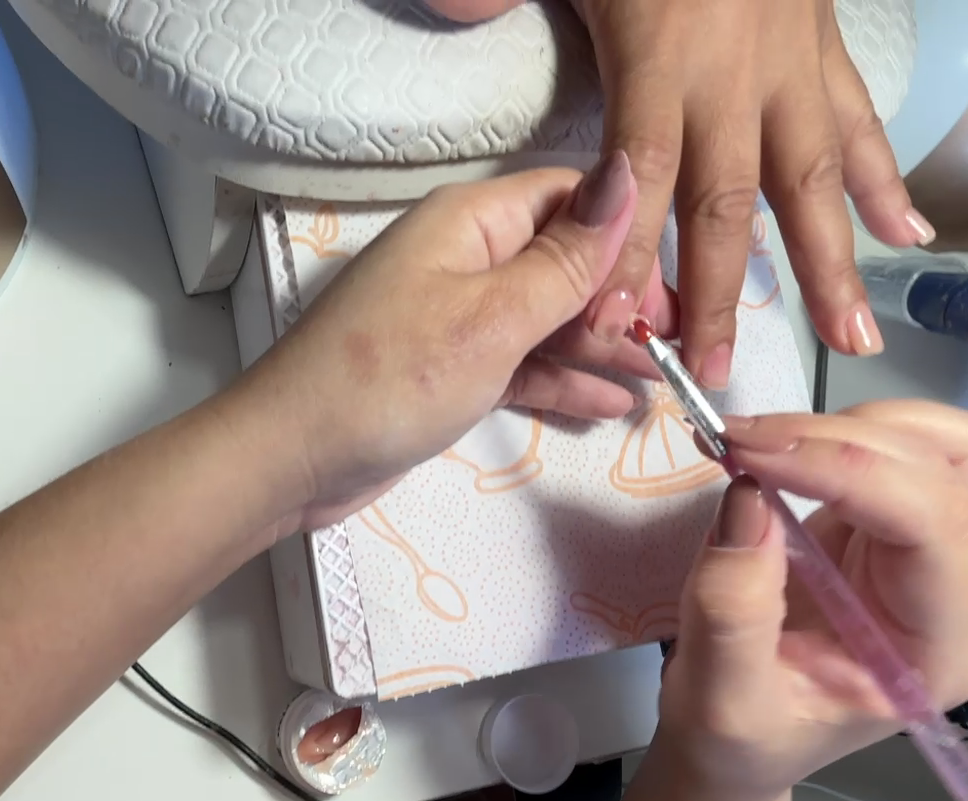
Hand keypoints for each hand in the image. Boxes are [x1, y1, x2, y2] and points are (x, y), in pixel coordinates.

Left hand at [235, 155, 646, 528]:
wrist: (297, 456)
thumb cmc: (391, 378)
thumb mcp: (488, 317)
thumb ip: (561, 260)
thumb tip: (627, 177)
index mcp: (468, 223)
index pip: (567, 201)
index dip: (623, 239)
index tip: (663, 296)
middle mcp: (462, 262)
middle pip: (560, 265)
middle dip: (617, 302)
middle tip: (671, 349)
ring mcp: (453, 321)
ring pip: (543, 322)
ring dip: (597, 348)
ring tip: (659, 379)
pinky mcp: (447, 373)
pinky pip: (517, 366)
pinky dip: (559, 382)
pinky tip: (609, 404)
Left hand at [429, 0, 933, 388]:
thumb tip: (451, 12)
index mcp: (659, 60)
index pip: (638, 179)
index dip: (625, 256)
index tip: (613, 327)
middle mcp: (732, 77)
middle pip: (723, 205)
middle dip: (717, 295)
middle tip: (716, 370)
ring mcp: (786, 68)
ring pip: (808, 180)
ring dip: (828, 264)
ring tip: (849, 335)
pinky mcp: (820, 52)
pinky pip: (859, 123)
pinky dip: (886, 179)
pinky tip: (911, 233)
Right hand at [653, 402, 967, 800]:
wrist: (737, 749)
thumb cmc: (735, 739)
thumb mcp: (719, 693)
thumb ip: (732, 606)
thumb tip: (747, 497)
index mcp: (939, 648)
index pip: (933, 525)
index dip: (848, 472)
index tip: (748, 455)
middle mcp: (954, 594)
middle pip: (950, 471)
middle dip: (838, 440)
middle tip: (733, 443)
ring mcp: (923, 559)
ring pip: (937, 448)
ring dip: (844, 428)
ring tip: (753, 445)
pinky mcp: (882, 536)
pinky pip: (890, 458)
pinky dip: (830, 437)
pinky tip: (770, 454)